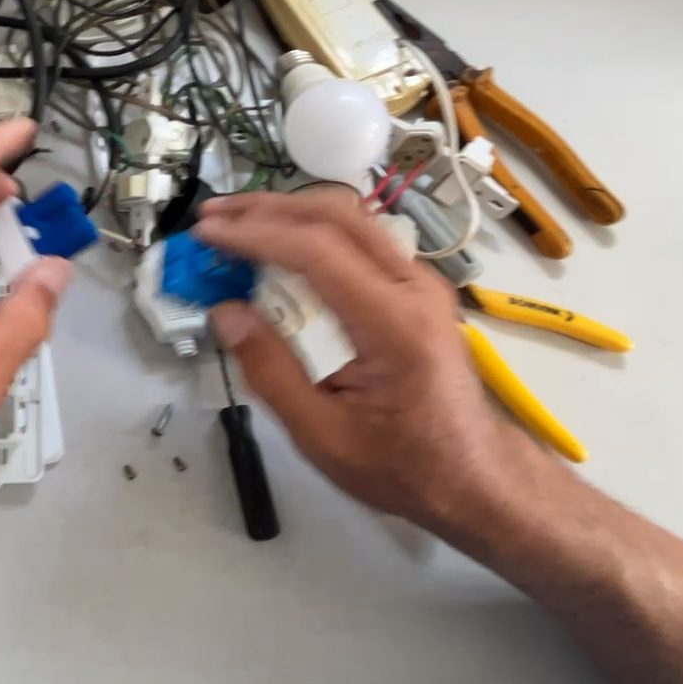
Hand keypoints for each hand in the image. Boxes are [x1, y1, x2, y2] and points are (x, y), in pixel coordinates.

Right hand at [191, 191, 538, 530]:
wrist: (476, 476)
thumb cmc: (402, 466)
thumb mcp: (322, 435)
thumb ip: (270, 370)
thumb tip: (224, 312)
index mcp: (395, 325)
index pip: (318, 252)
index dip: (256, 234)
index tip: (207, 233)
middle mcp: (415, 287)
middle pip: (336, 216)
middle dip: (266, 207)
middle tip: (212, 214)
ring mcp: (420, 281)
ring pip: (350, 218)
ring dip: (287, 212)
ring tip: (235, 220)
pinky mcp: (414, 286)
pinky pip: (357, 239)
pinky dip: (309, 231)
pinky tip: (276, 243)